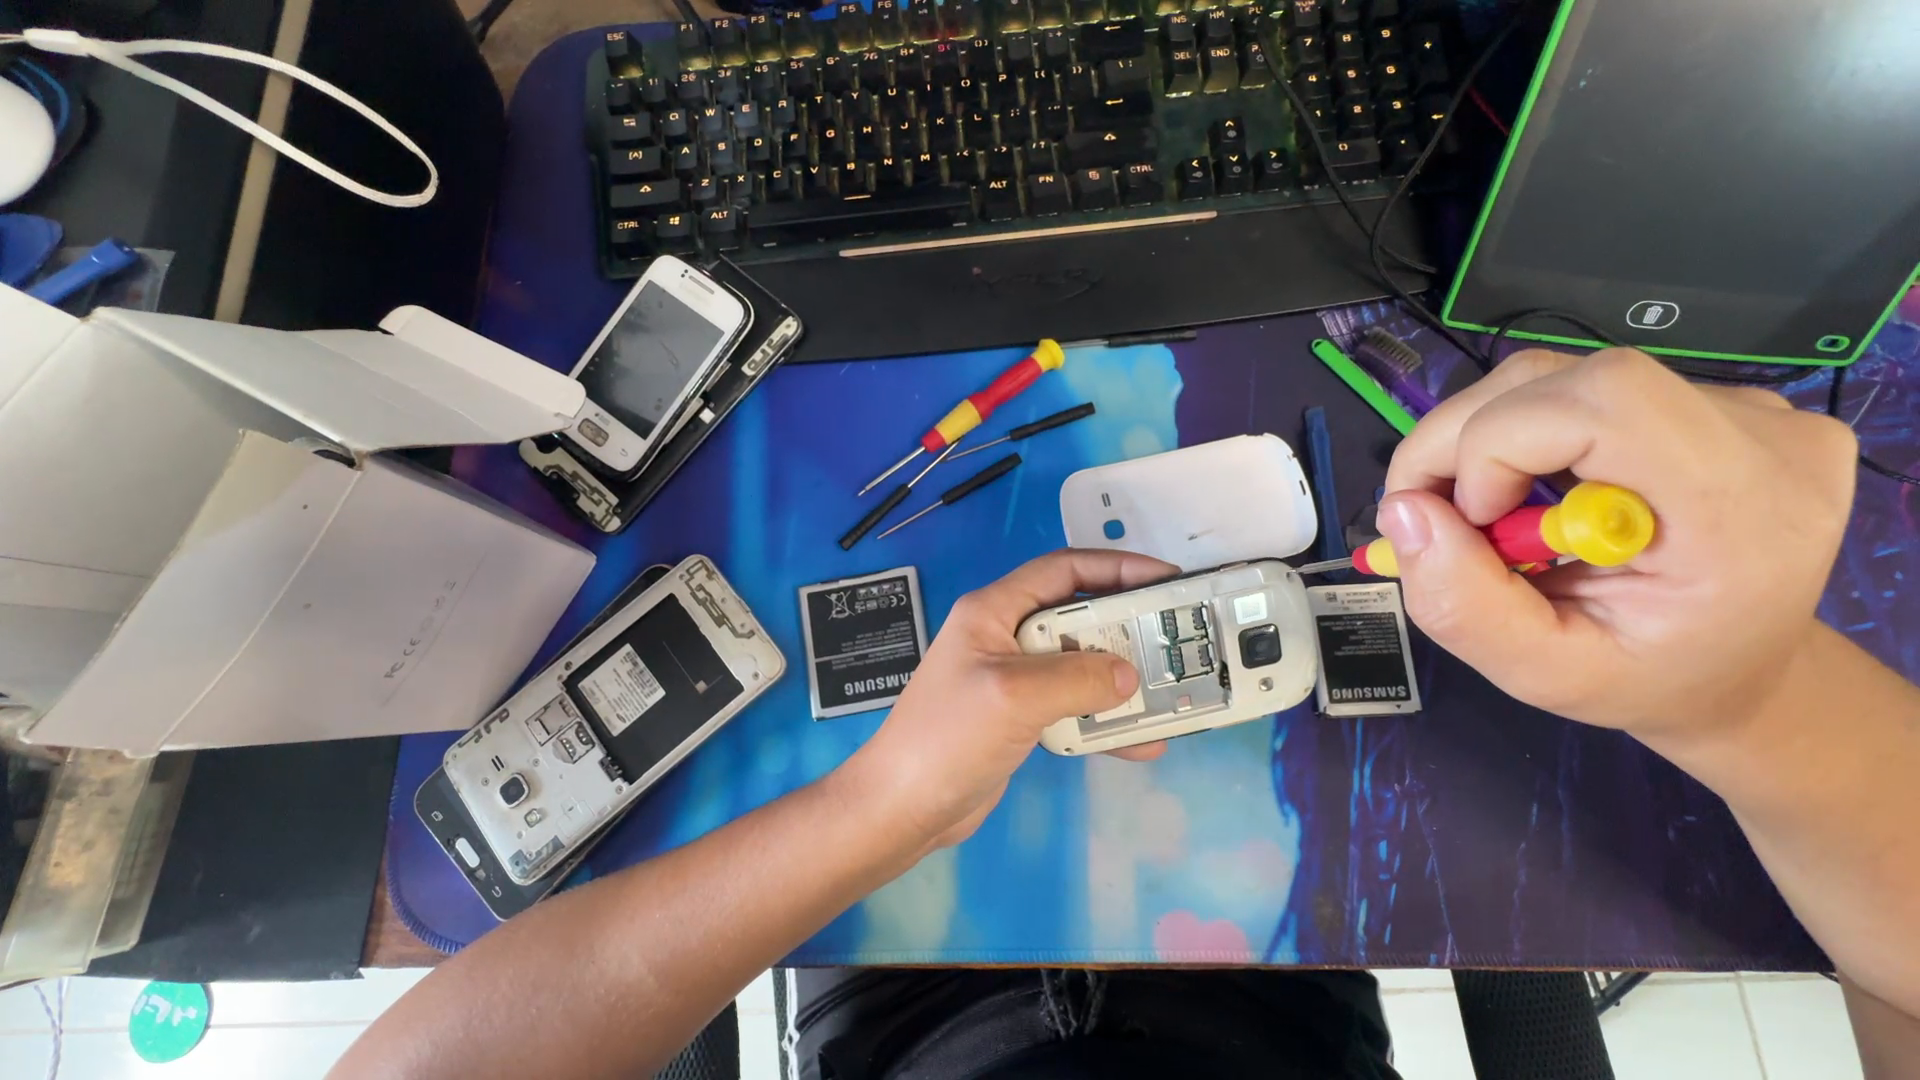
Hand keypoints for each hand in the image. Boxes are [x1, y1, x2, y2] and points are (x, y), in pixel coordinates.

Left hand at [843, 549, 1177, 850]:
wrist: (905, 807)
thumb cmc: (949, 737)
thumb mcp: (1014, 695)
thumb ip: (1077, 678)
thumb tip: (1130, 676)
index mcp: (994, 611)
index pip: (1063, 570)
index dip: (1117, 568)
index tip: (1166, 580)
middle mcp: (1006, 637)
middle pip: (1079, 619)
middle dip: (1128, 630)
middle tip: (1177, 643)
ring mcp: (1014, 680)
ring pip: (1082, 667)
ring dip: (1123, 682)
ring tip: (1170, 694)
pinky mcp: (1021, 719)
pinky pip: (1073, 709)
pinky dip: (1105, 723)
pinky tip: (1142, 743)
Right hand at [1381, 348, 1856, 736]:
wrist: (1734, 666)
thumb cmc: (1647, 680)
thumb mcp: (1542, 674)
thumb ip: (1464, 607)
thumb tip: (1401, 510)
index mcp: (1742, 509)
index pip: (1603, 402)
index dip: (1500, 444)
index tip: (1471, 520)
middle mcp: (1754, 434)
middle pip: (1556, 380)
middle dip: (1457, 440)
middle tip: (1428, 512)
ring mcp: (1731, 408)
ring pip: (1546, 377)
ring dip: (1472, 437)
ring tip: (1469, 509)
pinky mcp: (1694, 402)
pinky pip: (1564, 390)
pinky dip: (1506, 436)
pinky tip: (1513, 490)